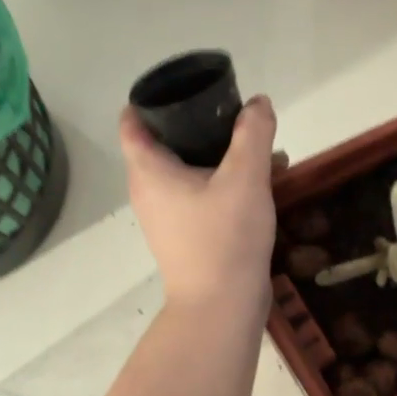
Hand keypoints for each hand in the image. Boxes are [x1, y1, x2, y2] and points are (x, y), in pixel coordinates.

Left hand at [119, 97, 278, 310]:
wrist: (222, 307)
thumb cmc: (225, 238)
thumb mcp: (246, 178)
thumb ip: (254, 133)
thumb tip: (258, 103)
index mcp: (149, 170)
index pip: (132, 120)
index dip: (155, 98)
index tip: (190, 88)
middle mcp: (149, 191)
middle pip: (167, 142)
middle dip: (202, 126)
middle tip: (237, 117)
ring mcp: (166, 216)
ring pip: (189, 170)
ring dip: (222, 156)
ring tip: (263, 151)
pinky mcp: (186, 236)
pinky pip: (201, 195)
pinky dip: (225, 183)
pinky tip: (264, 184)